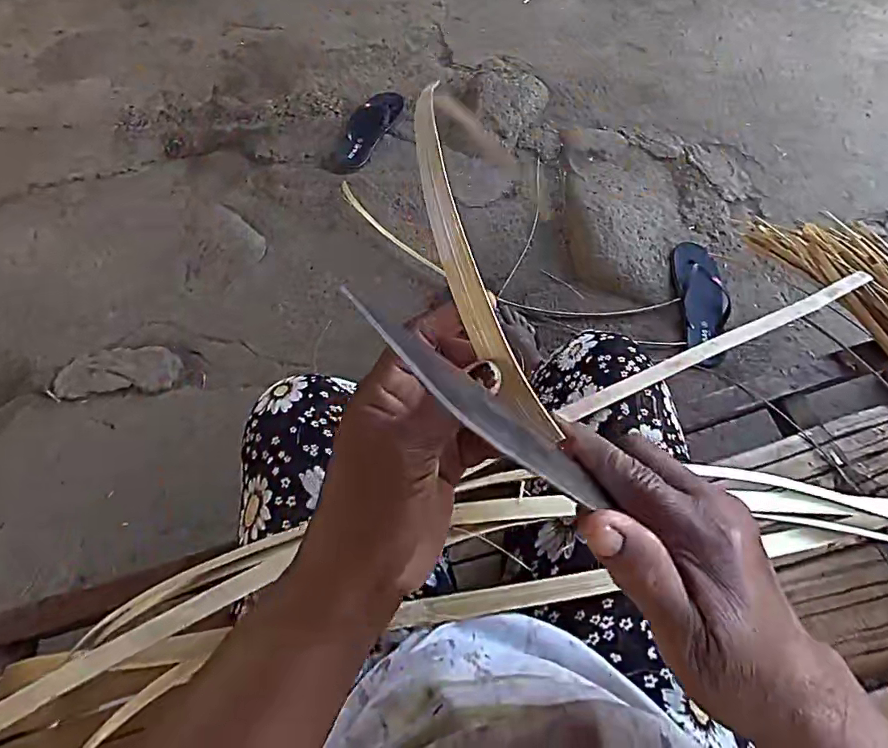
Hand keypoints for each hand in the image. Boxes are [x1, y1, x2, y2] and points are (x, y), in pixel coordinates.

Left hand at [292, 303, 491, 608]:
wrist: (362, 580)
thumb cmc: (370, 511)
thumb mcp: (406, 451)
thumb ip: (445, 408)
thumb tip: (484, 372)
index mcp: (383, 395)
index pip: (417, 341)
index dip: (448, 321)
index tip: (484, 308)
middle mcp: (405, 409)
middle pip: (447, 367)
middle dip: (480, 358)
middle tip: (518, 355)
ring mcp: (426, 436)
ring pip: (467, 401)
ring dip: (495, 395)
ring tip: (526, 389)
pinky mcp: (444, 463)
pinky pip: (476, 435)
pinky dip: (497, 431)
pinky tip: (520, 429)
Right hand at [563, 423, 887, 747]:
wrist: (790, 684)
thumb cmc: (737, 669)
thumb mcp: (680, 633)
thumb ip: (640, 570)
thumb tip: (597, 521)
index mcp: (702, 528)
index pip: (632, 472)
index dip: (591, 453)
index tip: (560, 440)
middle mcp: (715, 504)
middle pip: (645, 454)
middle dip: (603, 461)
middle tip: (571, 488)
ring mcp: (723, 505)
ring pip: (657, 465)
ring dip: (622, 477)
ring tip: (598, 517)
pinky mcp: (724, 515)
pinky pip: (671, 483)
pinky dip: (641, 490)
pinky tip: (634, 529)